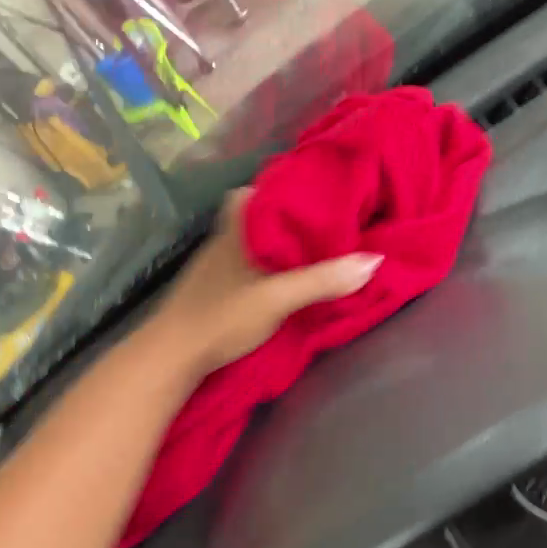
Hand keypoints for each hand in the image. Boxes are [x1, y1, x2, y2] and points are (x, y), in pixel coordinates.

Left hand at [147, 187, 380, 373]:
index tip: (314, 197)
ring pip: (253, 247)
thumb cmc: (222, 317)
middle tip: (325, 229)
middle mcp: (223, 244)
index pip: (251, 194)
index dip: (280, 191)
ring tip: (316, 256)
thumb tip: (374, 260)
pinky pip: (250, 271)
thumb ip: (323, 280)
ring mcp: (216, 271)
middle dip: (288, 222)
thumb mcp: (278, 297)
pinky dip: (270, 272)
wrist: (172, 357)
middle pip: (257, 220)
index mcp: (235, 232)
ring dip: (280, 250)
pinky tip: (287, 284)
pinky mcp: (216, 295)